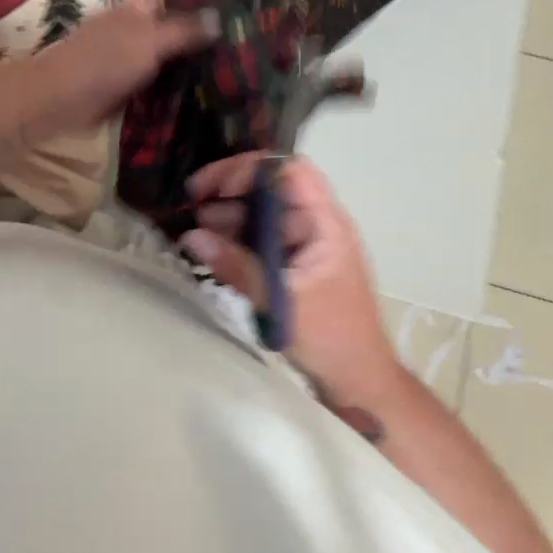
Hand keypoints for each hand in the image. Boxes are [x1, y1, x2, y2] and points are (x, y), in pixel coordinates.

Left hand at [30, 0, 217, 131]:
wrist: (60, 100)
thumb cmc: (103, 62)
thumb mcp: (149, 41)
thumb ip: (183, 30)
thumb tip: (219, 16)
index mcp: (133, 11)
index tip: (228, 10)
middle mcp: (128, 31)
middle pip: (166, 29)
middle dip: (195, 38)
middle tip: (239, 50)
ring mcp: (123, 61)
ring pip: (161, 58)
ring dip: (185, 67)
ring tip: (231, 76)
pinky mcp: (120, 89)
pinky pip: (151, 85)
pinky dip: (170, 91)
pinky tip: (199, 100)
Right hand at [178, 154, 402, 400]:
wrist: (361, 383)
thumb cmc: (332, 338)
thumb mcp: (281, 301)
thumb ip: (237, 266)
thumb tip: (191, 237)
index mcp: (325, 224)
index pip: (289, 170)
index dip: (250, 169)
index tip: (215, 188)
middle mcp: (315, 226)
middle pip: (269, 187)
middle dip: (228, 192)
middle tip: (192, 207)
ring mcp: (304, 245)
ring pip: (260, 213)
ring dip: (226, 217)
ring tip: (196, 233)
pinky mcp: (292, 264)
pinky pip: (260, 238)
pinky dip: (234, 239)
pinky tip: (211, 250)